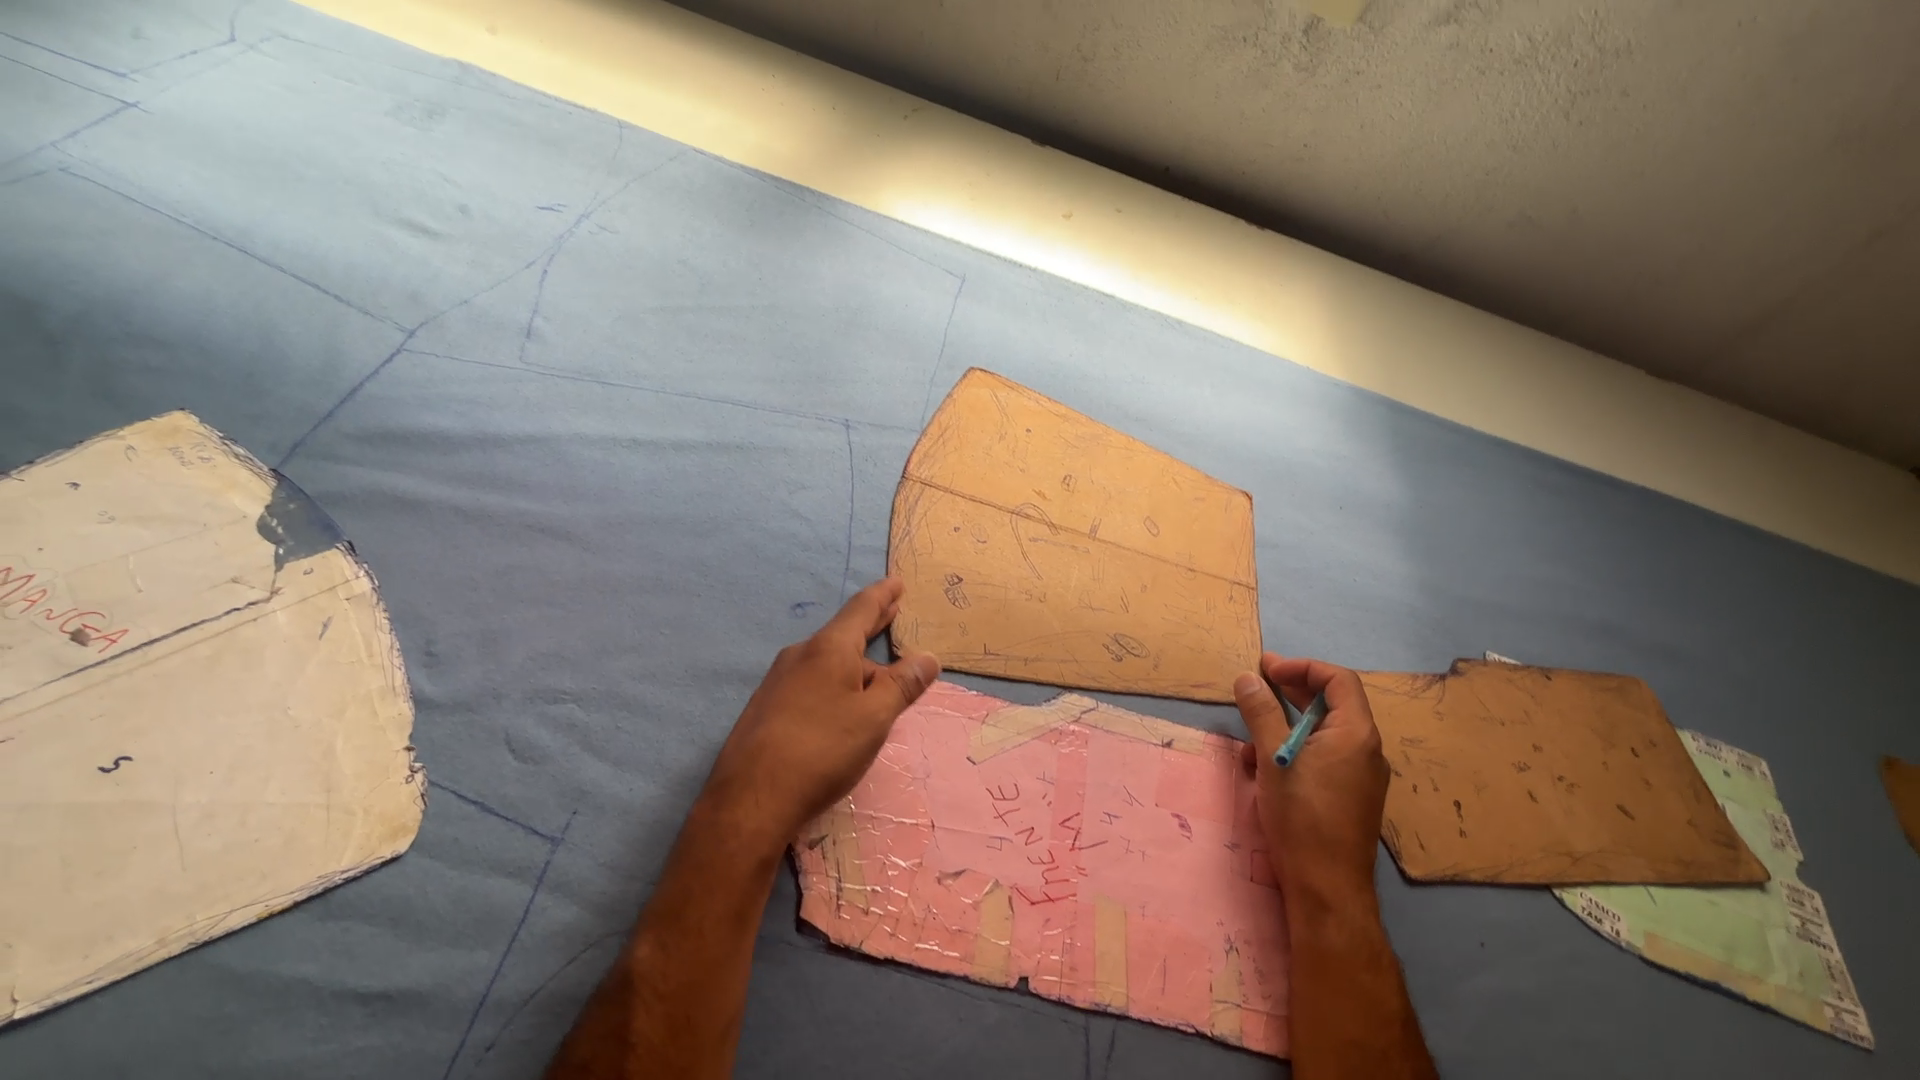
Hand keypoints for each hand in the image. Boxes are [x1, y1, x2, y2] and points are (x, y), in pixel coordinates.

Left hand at [699, 578, 940, 853]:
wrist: (751, 798)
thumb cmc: (822, 750)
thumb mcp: (874, 718)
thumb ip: (903, 685)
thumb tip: (928, 657)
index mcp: (829, 649)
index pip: (861, 610)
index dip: (883, 596)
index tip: (897, 582)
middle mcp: (800, 656)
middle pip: (843, 635)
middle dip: (869, 626)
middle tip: (891, 612)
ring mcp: (778, 682)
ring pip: (827, 665)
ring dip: (854, 667)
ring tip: (878, 681)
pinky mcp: (767, 709)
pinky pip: (811, 685)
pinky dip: (834, 686)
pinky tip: (841, 710)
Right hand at [1234, 653, 1387, 900]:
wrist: (1327, 888)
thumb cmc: (1302, 817)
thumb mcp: (1274, 759)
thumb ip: (1261, 713)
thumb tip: (1247, 678)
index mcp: (1356, 734)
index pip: (1338, 680)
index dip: (1302, 667)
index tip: (1266, 670)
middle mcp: (1365, 750)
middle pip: (1331, 704)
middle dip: (1291, 691)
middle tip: (1256, 683)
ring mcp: (1360, 776)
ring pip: (1323, 734)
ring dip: (1287, 724)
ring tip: (1251, 731)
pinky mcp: (1348, 797)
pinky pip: (1323, 759)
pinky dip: (1294, 751)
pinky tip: (1262, 767)